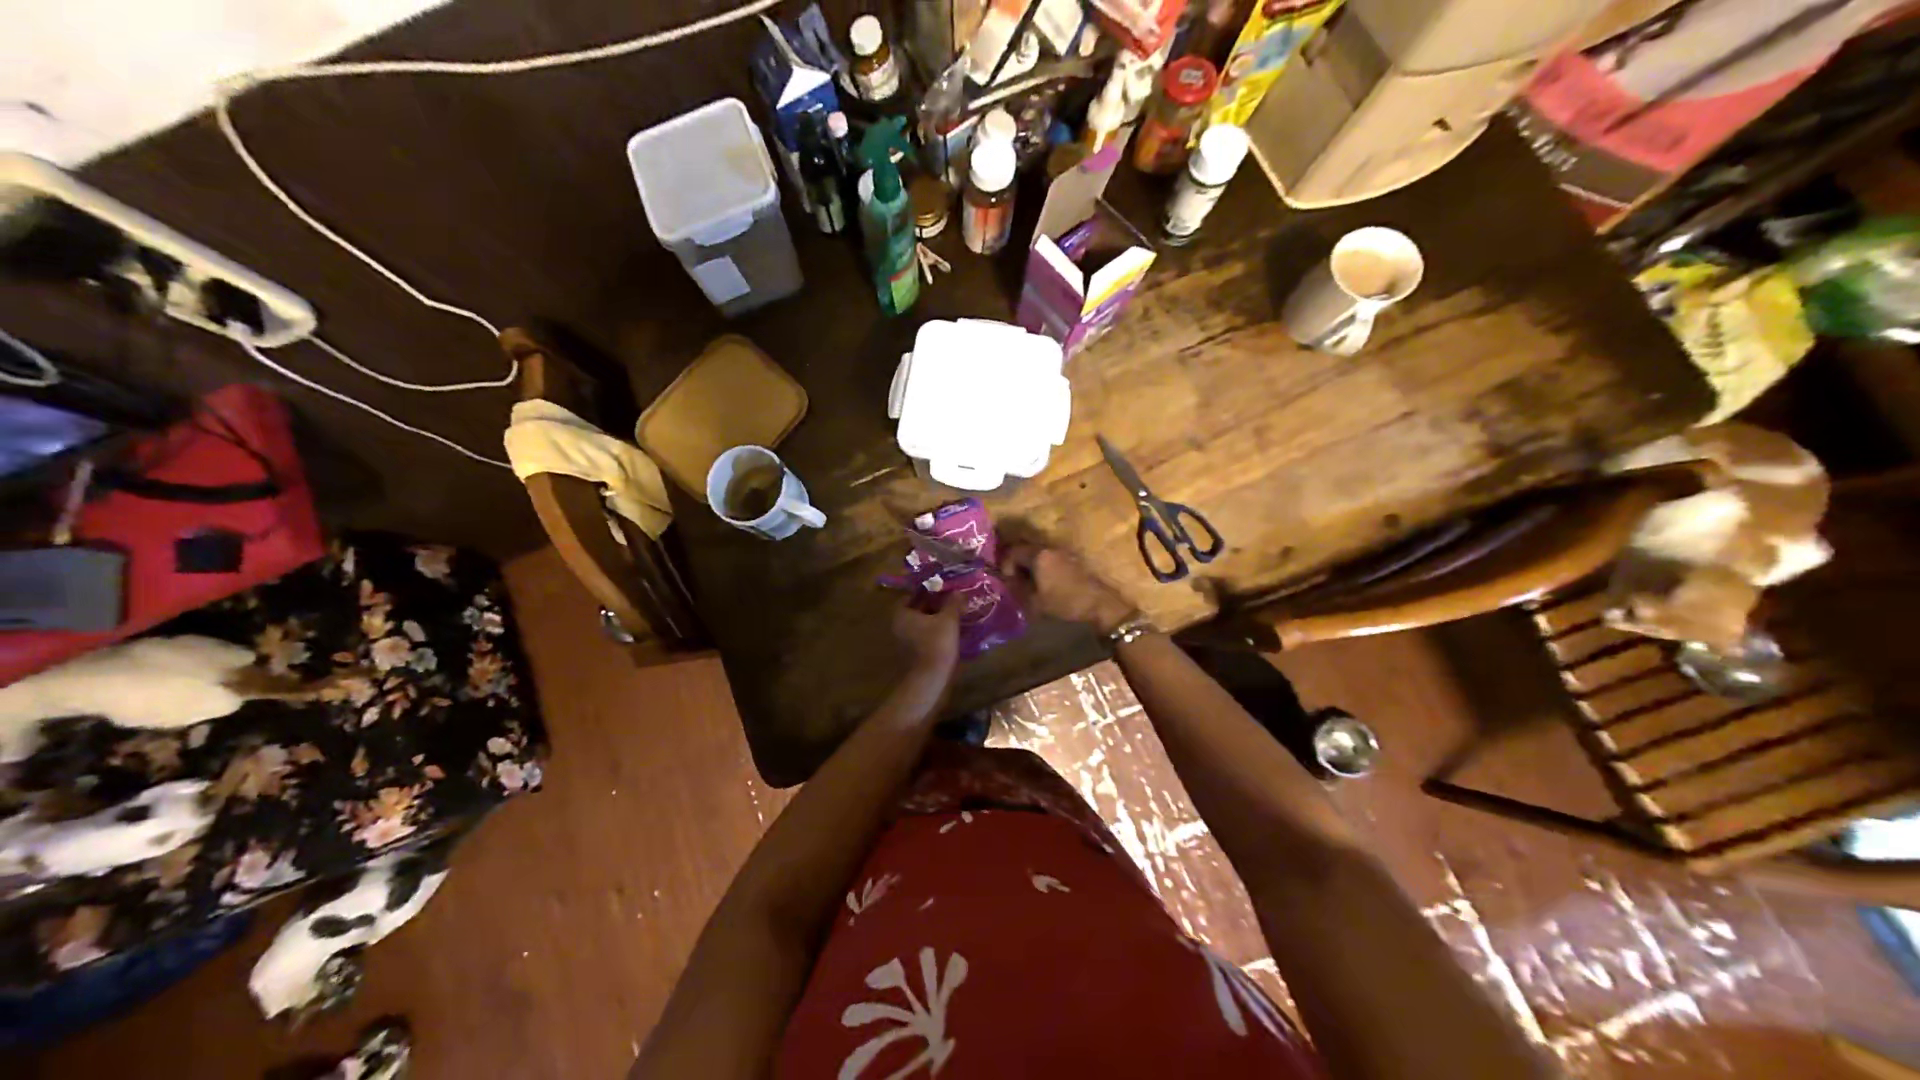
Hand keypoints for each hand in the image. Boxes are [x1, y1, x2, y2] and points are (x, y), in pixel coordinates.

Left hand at [893, 594, 961, 677]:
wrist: (928, 679)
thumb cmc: (936, 644)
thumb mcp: (948, 620)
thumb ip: (952, 603)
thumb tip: (957, 592)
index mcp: (902, 614)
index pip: (911, 596)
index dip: (926, 593)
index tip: (941, 592)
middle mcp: (898, 626)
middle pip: (915, 611)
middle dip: (932, 607)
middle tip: (949, 604)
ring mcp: (902, 642)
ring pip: (919, 625)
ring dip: (933, 621)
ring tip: (952, 618)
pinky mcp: (910, 654)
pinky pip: (921, 638)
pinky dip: (932, 634)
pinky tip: (947, 635)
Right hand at [999, 545, 1135, 633]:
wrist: (1100, 606)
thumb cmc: (1064, 603)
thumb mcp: (1034, 602)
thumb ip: (1017, 589)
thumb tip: (1008, 581)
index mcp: (1038, 555)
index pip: (1013, 552)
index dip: (1005, 565)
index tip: (1007, 581)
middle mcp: (1050, 549)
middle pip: (1026, 550)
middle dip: (1017, 565)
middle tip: (1015, 582)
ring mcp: (1064, 553)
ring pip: (1039, 555)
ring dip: (1031, 567)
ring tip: (1030, 585)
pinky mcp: (1074, 561)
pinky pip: (1051, 560)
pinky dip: (1044, 569)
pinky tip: (1046, 585)